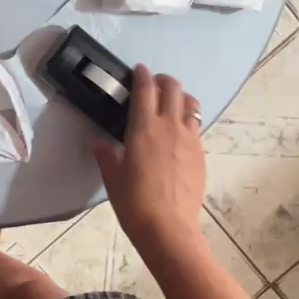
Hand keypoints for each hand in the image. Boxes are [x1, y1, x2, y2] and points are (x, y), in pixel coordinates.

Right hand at [92, 65, 205, 253]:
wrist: (168, 228)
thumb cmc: (134, 203)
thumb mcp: (113, 178)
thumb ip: (106, 154)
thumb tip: (97, 141)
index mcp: (143, 128)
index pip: (145, 89)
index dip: (142, 75)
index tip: (139, 70)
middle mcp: (169, 126)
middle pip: (173, 88)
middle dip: (163, 80)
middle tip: (154, 85)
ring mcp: (190, 138)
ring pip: (190, 103)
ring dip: (180, 96)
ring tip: (171, 103)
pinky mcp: (201, 153)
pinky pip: (196, 126)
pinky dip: (188, 119)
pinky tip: (180, 132)